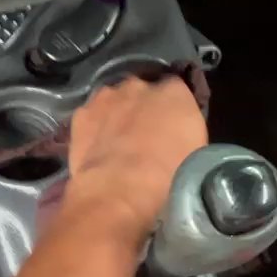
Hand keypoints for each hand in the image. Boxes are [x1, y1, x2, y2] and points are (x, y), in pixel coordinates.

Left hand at [64, 76, 206, 245]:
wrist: (119, 190)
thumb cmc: (168, 176)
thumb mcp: (194, 151)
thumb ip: (185, 128)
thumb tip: (177, 128)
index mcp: (174, 93)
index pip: (176, 88)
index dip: (172, 107)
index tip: (171, 124)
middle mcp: (139, 86)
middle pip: (142, 90)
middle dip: (142, 106)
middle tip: (144, 133)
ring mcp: (106, 97)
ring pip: (114, 99)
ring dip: (116, 113)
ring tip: (117, 140)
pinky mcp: (82, 114)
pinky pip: (91, 115)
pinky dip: (94, 125)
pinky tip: (96, 145)